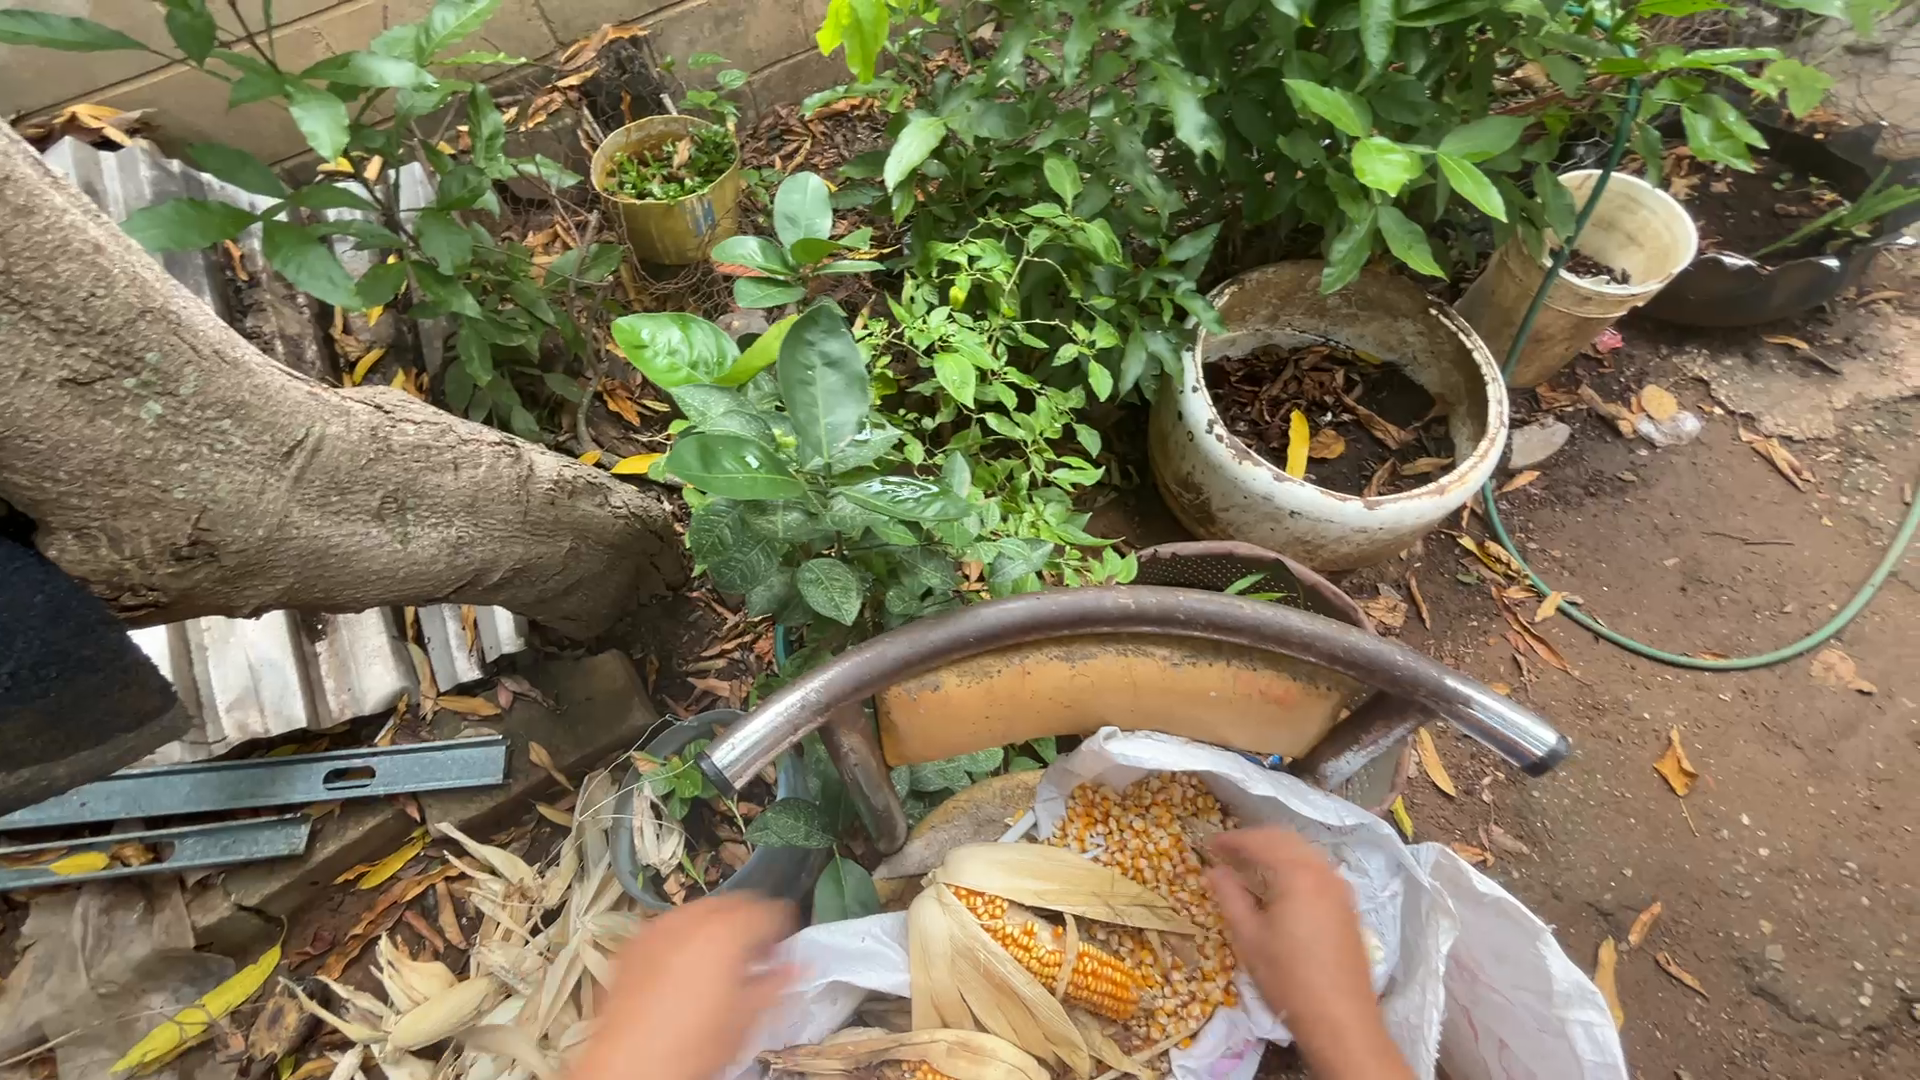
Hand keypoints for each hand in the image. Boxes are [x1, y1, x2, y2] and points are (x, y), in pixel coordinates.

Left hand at [571, 892, 796, 1079]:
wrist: (626, 1070)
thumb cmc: (696, 1046)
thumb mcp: (746, 1019)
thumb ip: (777, 983)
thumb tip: (799, 965)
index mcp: (731, 930)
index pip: (772, 910)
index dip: (783, 929)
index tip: (782, 952)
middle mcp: (698, 916)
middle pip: (738, 902)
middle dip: (751, 923)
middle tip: (754, 956)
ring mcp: (663, 925)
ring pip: (703, 910)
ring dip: (718, 926)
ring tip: (718, 961)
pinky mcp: (636, 941)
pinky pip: (672, 926)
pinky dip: (687, 936)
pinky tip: (684, 967)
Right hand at [1205, 827, 1411, 1079]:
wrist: (1343, 1023)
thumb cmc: (1289, 979)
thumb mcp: (1248, 937)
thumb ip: (1229, 895)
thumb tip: (1213, 870)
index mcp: (1297, 874)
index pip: (1259, 842)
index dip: (1231, 840)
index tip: (1208, 846)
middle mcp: (1322, 872)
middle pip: (1284, 839)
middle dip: (1254, 840)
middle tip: (1227, 851)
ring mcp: (1340, 889)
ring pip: (1303, 852)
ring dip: (1275, 850)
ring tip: (1250, 864)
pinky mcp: (1348, 907)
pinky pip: (1318, 869)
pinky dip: (1295, 865)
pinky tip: (1281, 884)